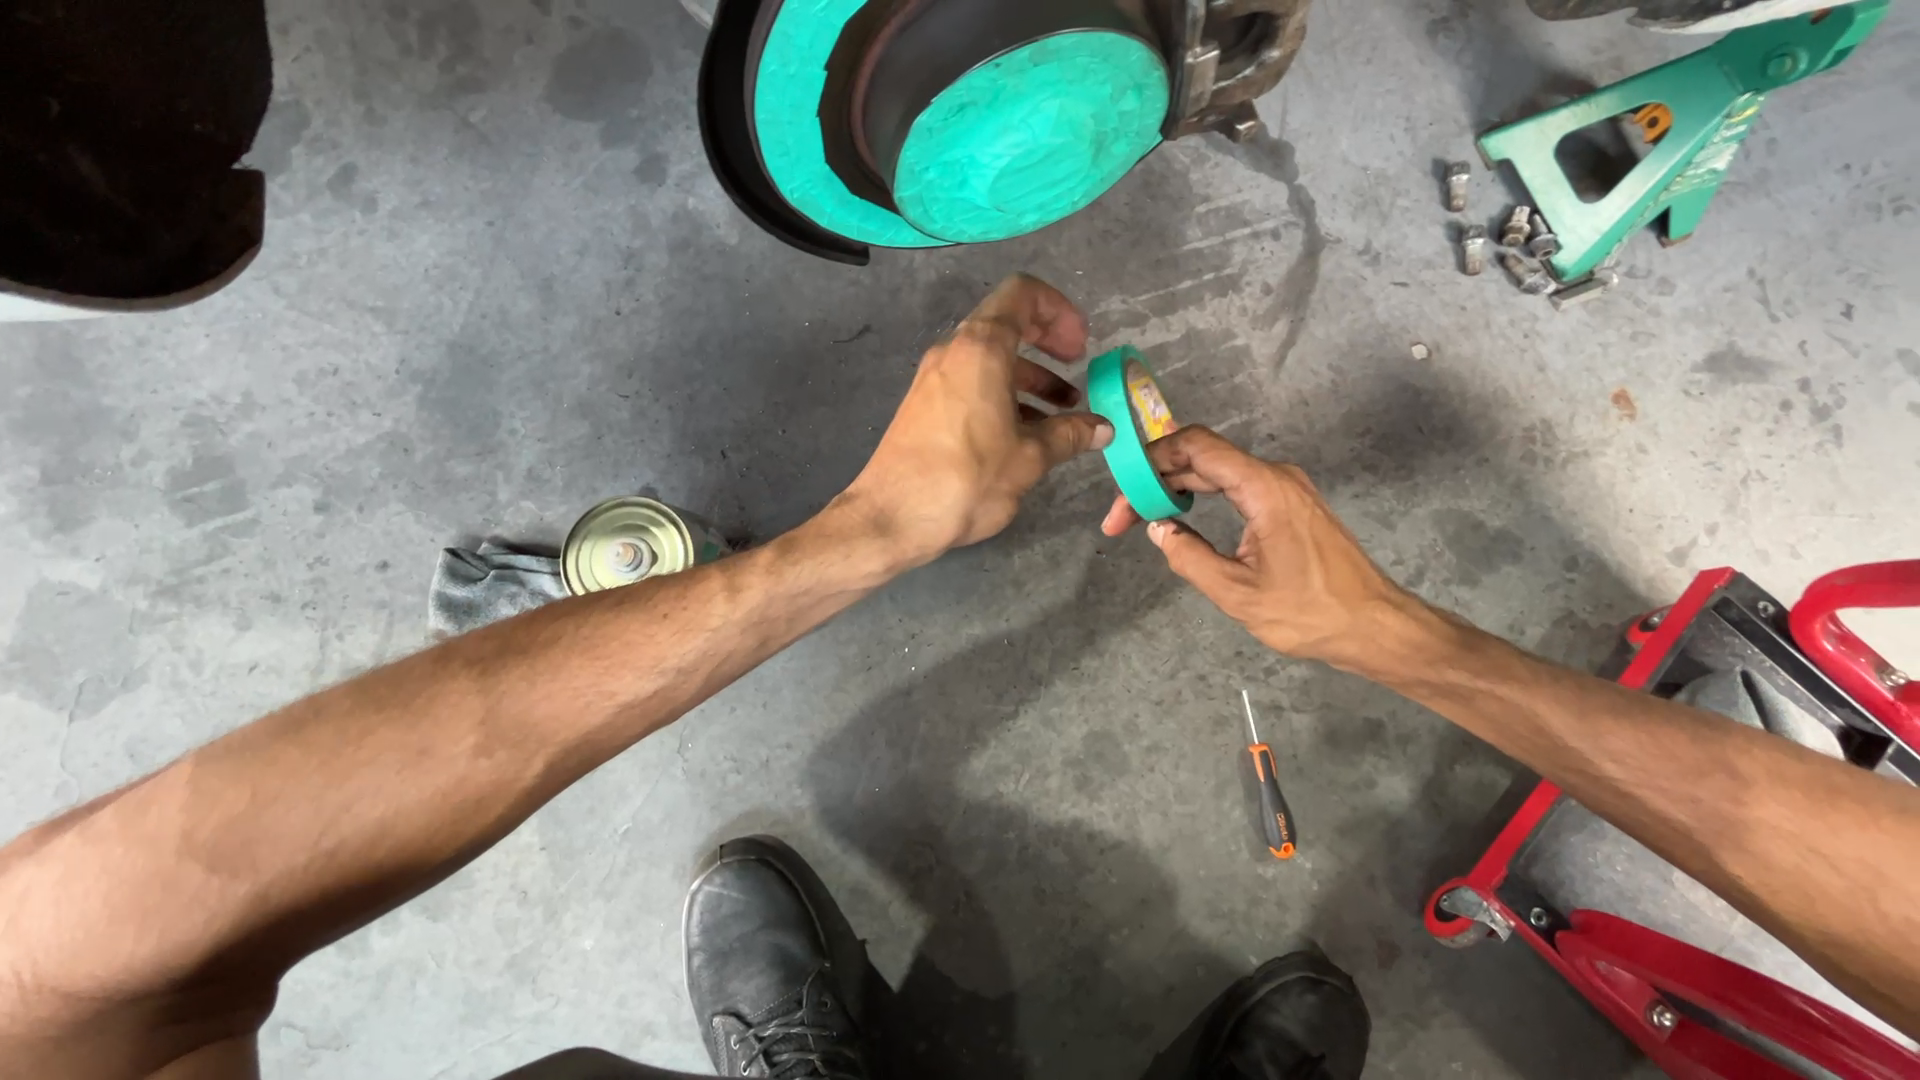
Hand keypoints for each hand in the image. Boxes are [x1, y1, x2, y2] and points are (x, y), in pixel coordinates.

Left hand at [837, 274, 1112, 563]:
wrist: (891, 517)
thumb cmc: (966, 479)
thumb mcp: (1029, 458)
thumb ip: (1069, 435)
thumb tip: (1102, 428)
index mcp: (981, 349)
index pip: (1022, 294)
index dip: (1059, 310)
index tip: (1080, 346)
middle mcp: (953, 352)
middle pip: (1007, 324)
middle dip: (1047, 342)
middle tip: (1077, 369)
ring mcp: (934, 379)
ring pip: (990, 360)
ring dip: (1029, 377)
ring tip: (1062, 414)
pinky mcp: (924, 407)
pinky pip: (972, 384)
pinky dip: (1003, 395)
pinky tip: (1024, 434)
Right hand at [1099, 426, 1425, 668]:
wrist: (1375, 626)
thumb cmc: (1309, 612)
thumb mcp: (1236, 593)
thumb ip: (1188, 556)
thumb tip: (1158, 529)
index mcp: (1263, 488)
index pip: (1196, 446)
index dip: (1152, 460)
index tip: (1124, 493)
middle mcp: (1274, 476)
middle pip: (1202, 457)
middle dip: (1156, 480)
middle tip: (1122, 519)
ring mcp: (1285, 488)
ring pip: (1218, 471)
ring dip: (1178, 488)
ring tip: (1144, 517)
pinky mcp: (1290, 504)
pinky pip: (1237, 486)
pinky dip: (1203, 496)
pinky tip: (1182, 516)